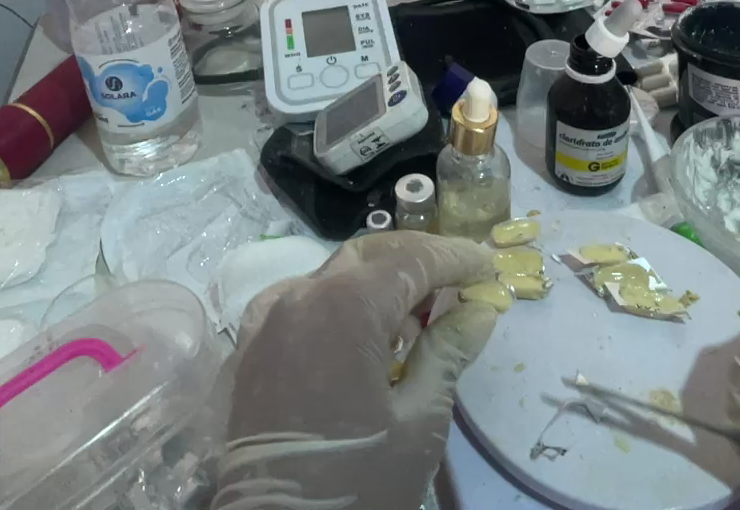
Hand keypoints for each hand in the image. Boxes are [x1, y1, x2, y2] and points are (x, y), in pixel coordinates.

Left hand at [213, 232, 499, 509]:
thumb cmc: (358, 484)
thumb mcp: (420, 421)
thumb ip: (448, 352)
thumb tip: (481, 309)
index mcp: (347, 307)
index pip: (412, 261)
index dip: (455, 258)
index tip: (488, 268)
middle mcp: (303, 295)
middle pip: (371, 255)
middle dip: (418, 260)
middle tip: (457, 280)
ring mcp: (269, 318)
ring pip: (332, 271)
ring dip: (377, 277)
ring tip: (414, 307)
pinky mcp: (250, 346)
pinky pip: (296, 299)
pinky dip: (333, 298)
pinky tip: (354, 325)